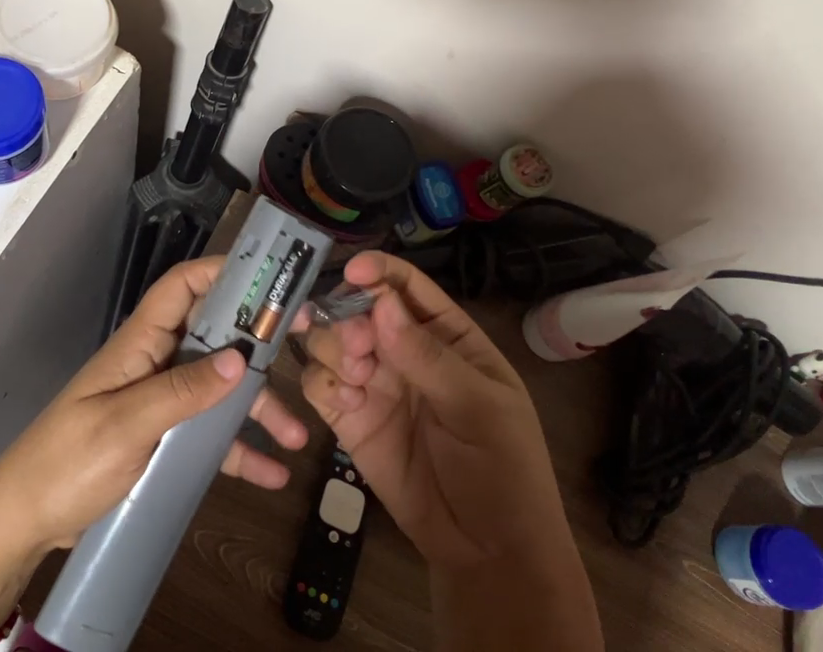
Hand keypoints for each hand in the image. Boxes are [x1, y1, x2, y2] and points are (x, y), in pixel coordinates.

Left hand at [0, 254, 309, 551]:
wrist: (24, 524)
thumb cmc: (66, 464)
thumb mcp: (125, 426)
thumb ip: (181, 391)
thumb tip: (240, 357)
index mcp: (140, 345)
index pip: (183, 287)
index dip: (224, 273)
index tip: (273, 278)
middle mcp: (155, 364)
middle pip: (215, 340)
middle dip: (260, 347)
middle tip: (308, 350)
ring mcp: (159, 404)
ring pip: (219, 391)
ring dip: (257, 410)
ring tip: (296, 437)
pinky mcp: (162, 440)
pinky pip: (208, 436)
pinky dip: (238, 450)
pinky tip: (270, 473)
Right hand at [301, 252, 557, 569]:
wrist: (487, 550)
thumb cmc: (503, 468)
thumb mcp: (479, 408)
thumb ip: (429, 357)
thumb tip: (382, 302)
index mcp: (447, 336)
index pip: (408, 288)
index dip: (379, 272)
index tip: (354, 272)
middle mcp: (404, 351)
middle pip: (359, 309)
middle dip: (349, 318)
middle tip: (358, 347)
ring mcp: (374, 384)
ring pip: (331, 341)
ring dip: (333, 348)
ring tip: (355, 378)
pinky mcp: (349, 420)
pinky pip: (319, 384)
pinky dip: (323, 384)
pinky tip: (349, 406)